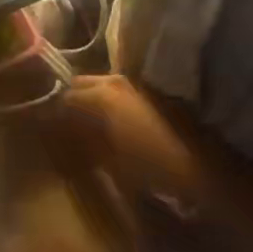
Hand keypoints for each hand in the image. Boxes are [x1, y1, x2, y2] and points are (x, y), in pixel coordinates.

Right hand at [58, 75, 210, 199]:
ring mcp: (134, 85)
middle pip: (79, 85)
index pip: (64, 97)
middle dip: (68, 103)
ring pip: (98, 87)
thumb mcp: (112, 162)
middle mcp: (115, 82)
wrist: (207, 169)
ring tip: (83, 129)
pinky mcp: (149, 94)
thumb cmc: (156, 168)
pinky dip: (105, 105)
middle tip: (62, 127)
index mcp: (102, 96)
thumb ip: (84, 144)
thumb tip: (64, 136)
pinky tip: (107, 127)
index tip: (45, 129)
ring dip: (87, 103)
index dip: (53, 114)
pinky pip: (116, 93)